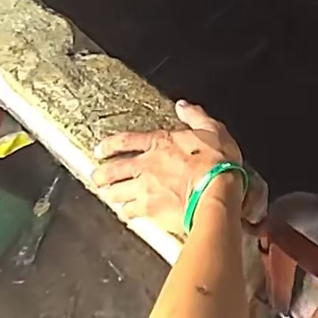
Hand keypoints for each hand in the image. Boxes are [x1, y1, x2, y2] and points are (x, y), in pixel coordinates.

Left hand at [91, 100, 264, 235]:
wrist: (218, 192)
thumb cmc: (219, 161)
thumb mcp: (214, 130)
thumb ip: (195, 116)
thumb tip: (182, 105)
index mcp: (161, 143)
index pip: (126, 140)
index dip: (109, 145)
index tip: (101, 150)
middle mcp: (146, 165)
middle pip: (111, 170)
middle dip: (101, 173)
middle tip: (98, 176)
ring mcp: (144, 189)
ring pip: (114, 193)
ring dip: (110, 193)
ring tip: (108, 194)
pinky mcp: (148, 211)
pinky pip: (128, 212)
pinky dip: (126, 212)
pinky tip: (127, 212)